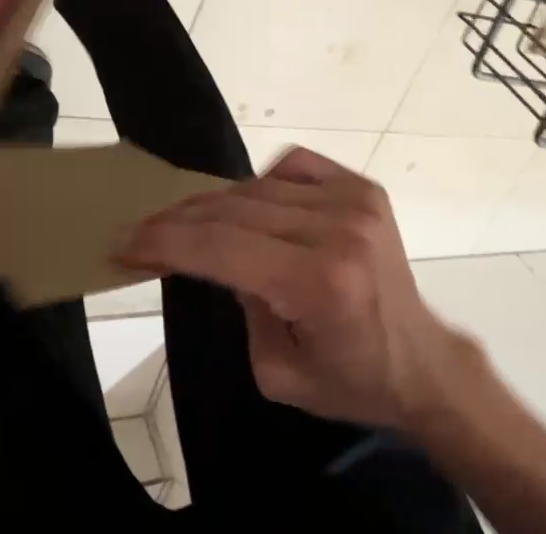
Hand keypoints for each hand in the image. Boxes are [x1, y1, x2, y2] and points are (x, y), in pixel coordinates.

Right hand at [118, 148, 479, 431]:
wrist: (420, 361)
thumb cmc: (348, 380)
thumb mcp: (275, 370)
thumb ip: (239, 306)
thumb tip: (215, 252)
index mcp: (318, 283)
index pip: (222, 246)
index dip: (165, 242)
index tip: (124, 245)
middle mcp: (339, 230)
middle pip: (233, 211)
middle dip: (177, 221)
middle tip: (140, 232)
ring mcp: (356, 202)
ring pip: (258, 187)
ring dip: (214, 204)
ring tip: (186, 223)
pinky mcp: (365, 189)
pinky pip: (294, 165)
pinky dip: (261, 182)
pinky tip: (250, 206)